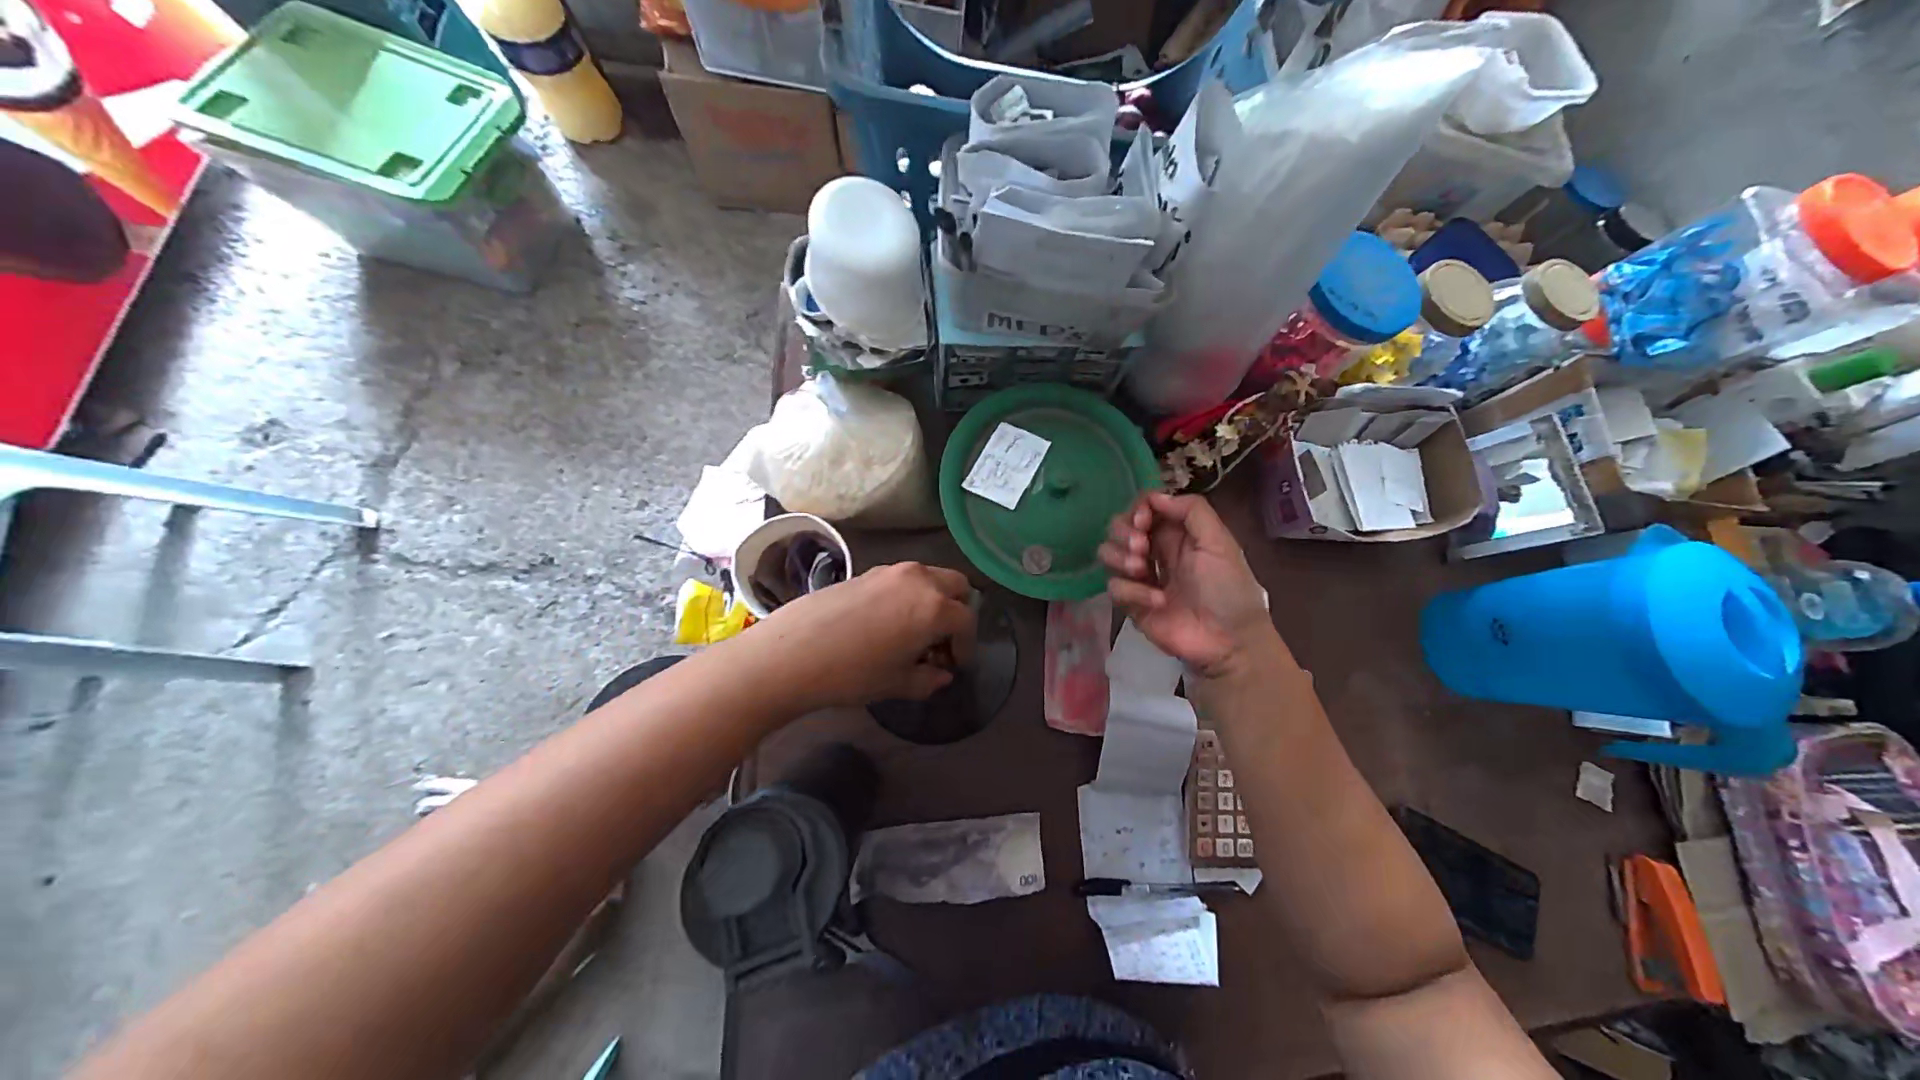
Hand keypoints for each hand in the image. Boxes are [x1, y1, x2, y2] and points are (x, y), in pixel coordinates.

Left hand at [743, 561, 976, 708]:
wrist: (792, 652)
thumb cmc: (853, 673)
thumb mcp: (897, 684)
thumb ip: (928, 680)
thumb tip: (941, 675)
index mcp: (935, 607)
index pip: (967, 620)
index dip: (966, 646)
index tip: (954, 665)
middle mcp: (919, 579)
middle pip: (956, 585)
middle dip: (957, 611)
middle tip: (942, 641)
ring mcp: (890, 571)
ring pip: (929, 577)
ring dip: (933, 600)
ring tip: (914, 633)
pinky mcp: (866, 571)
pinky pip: (902, 579)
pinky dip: (908, 595)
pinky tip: (886, 623)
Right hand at [1099, 492, 1278, 679]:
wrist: (1228, 640)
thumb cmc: (1228, 589)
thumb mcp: (1220, 542)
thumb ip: (1192, 511)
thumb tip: (1155, 497)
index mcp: (1176, 533)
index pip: (1143, 507)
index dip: (1137, 509)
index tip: (1142, 520)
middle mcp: (1155, 551)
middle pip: (1119, 527)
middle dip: (1123, 532)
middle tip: (1140, 547)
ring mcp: (1141, 578)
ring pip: (1107, 553)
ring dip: (1120, 557)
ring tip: (1141, 570)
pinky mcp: (1131, 604)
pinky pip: (1114, 587)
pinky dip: (1132, 591)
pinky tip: (1156, 602)